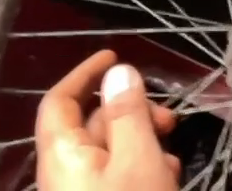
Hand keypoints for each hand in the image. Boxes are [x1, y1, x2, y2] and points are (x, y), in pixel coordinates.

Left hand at [35, 50, 179, 190]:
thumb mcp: (138, 158)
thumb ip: (128, 112)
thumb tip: (117, 72)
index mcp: (62, 155)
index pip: (58, 101)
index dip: (84, 73)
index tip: (114, 56)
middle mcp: (64, 173)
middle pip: (92, 124)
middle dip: (133, 110)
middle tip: (168, 119)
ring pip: (110, 150)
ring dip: (143, 140)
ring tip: (173, 154)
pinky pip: (115, 176)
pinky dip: (141, 166)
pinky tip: (168, 175)